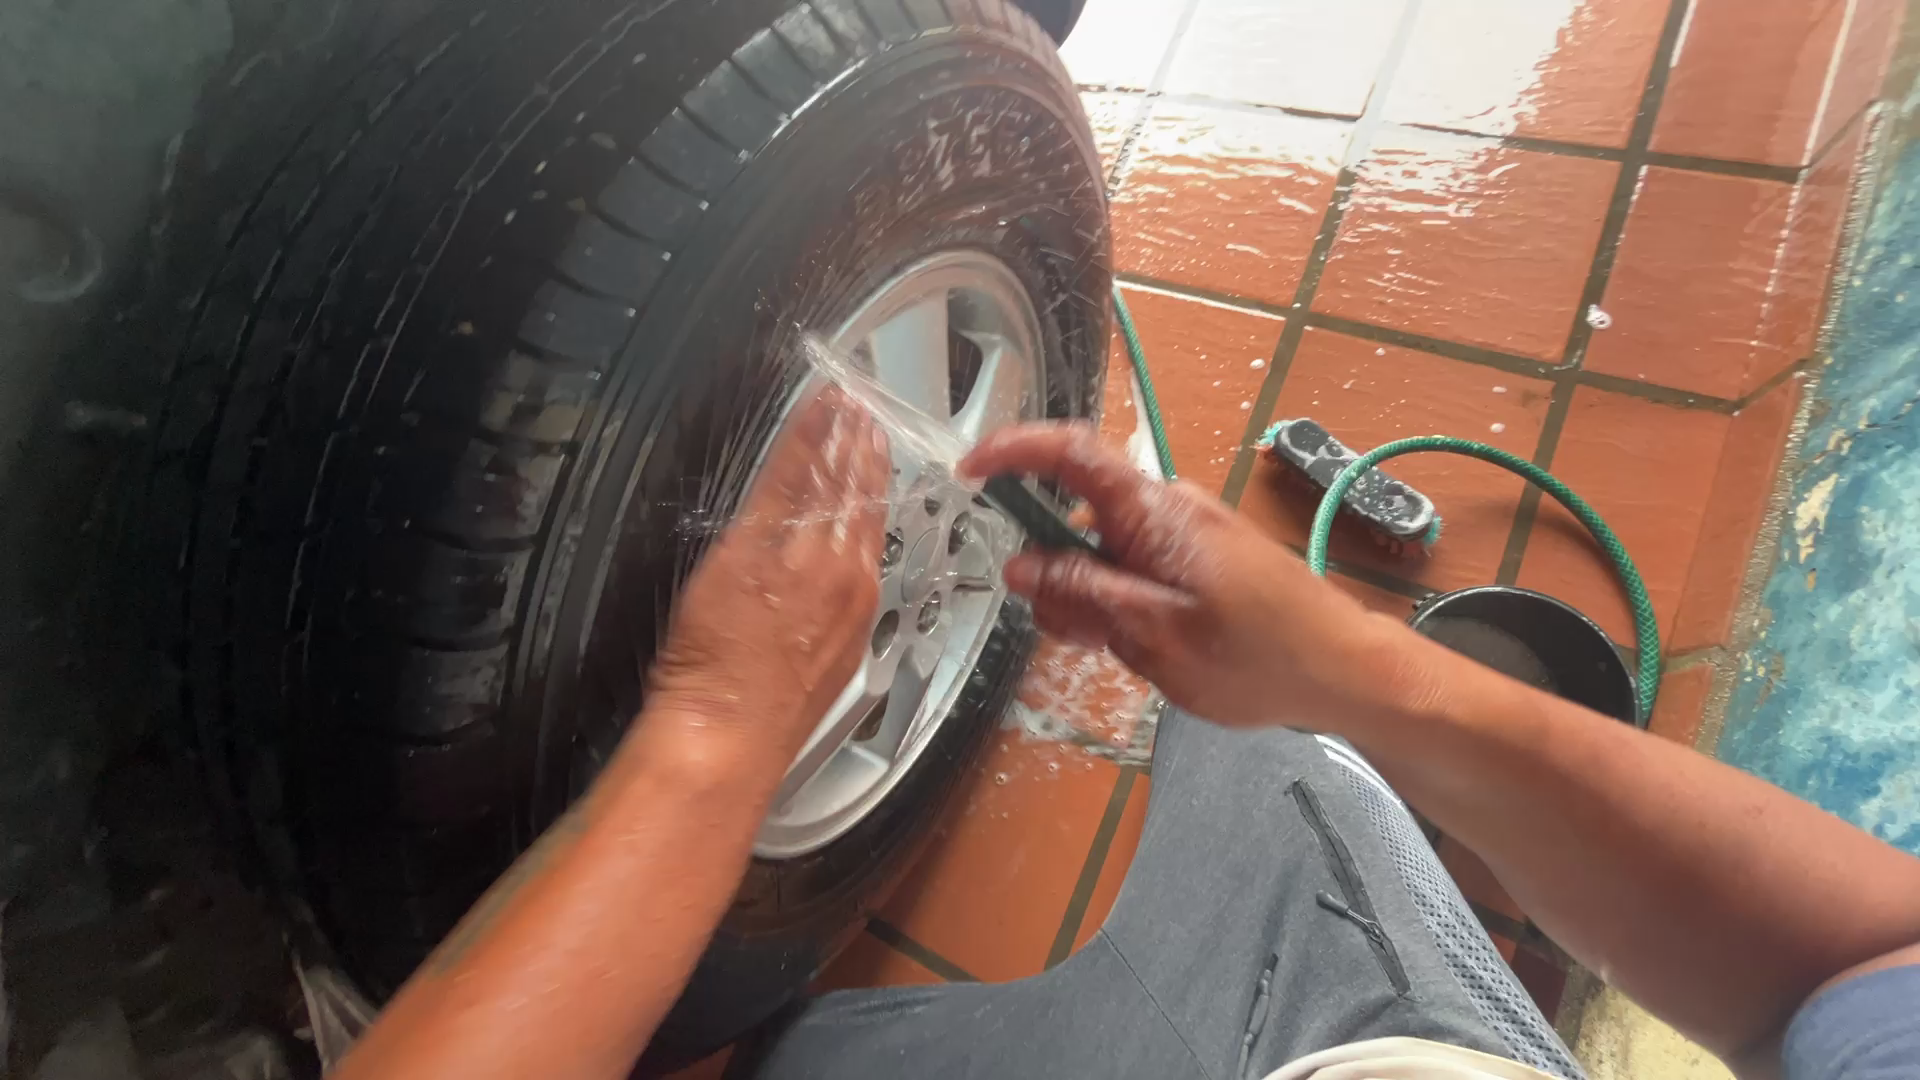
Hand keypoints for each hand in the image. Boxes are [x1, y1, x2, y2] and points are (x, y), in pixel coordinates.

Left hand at [648, 385, 890, 758]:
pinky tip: (809, 416)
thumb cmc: (772, 707)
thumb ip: (829, 611)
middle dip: (861, 447)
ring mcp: (802, 554)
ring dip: (835, 436)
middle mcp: (842, 570)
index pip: (872, 523)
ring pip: (828, 482)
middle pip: (857, 495)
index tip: (877, 451)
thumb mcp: (824, 658)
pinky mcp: (757, 545)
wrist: (731, 732)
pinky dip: (800, 443)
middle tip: (865, 410)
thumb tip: (821, 584)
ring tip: (841, 402)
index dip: (876, 481)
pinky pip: (785, 482)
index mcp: (859, 598)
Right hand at [960, 424, 1438, 731]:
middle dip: (1055, 573)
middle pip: (1073, 517)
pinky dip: (1114, 601)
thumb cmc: (1259, 656)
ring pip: (1096, 551)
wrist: (1346, 671)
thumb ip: (1084, 592)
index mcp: (1152, 512)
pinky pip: (1128, 566)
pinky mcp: (1189, 557)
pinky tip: (1142, 640)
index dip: (1013, 452)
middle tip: (1079, 633)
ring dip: (1087, 597)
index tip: (968, 473)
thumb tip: (1020, 563)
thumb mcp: (1156, 634)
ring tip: (1123, 646)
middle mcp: (1162, 509)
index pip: (1071, 454)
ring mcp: (1177, 533)